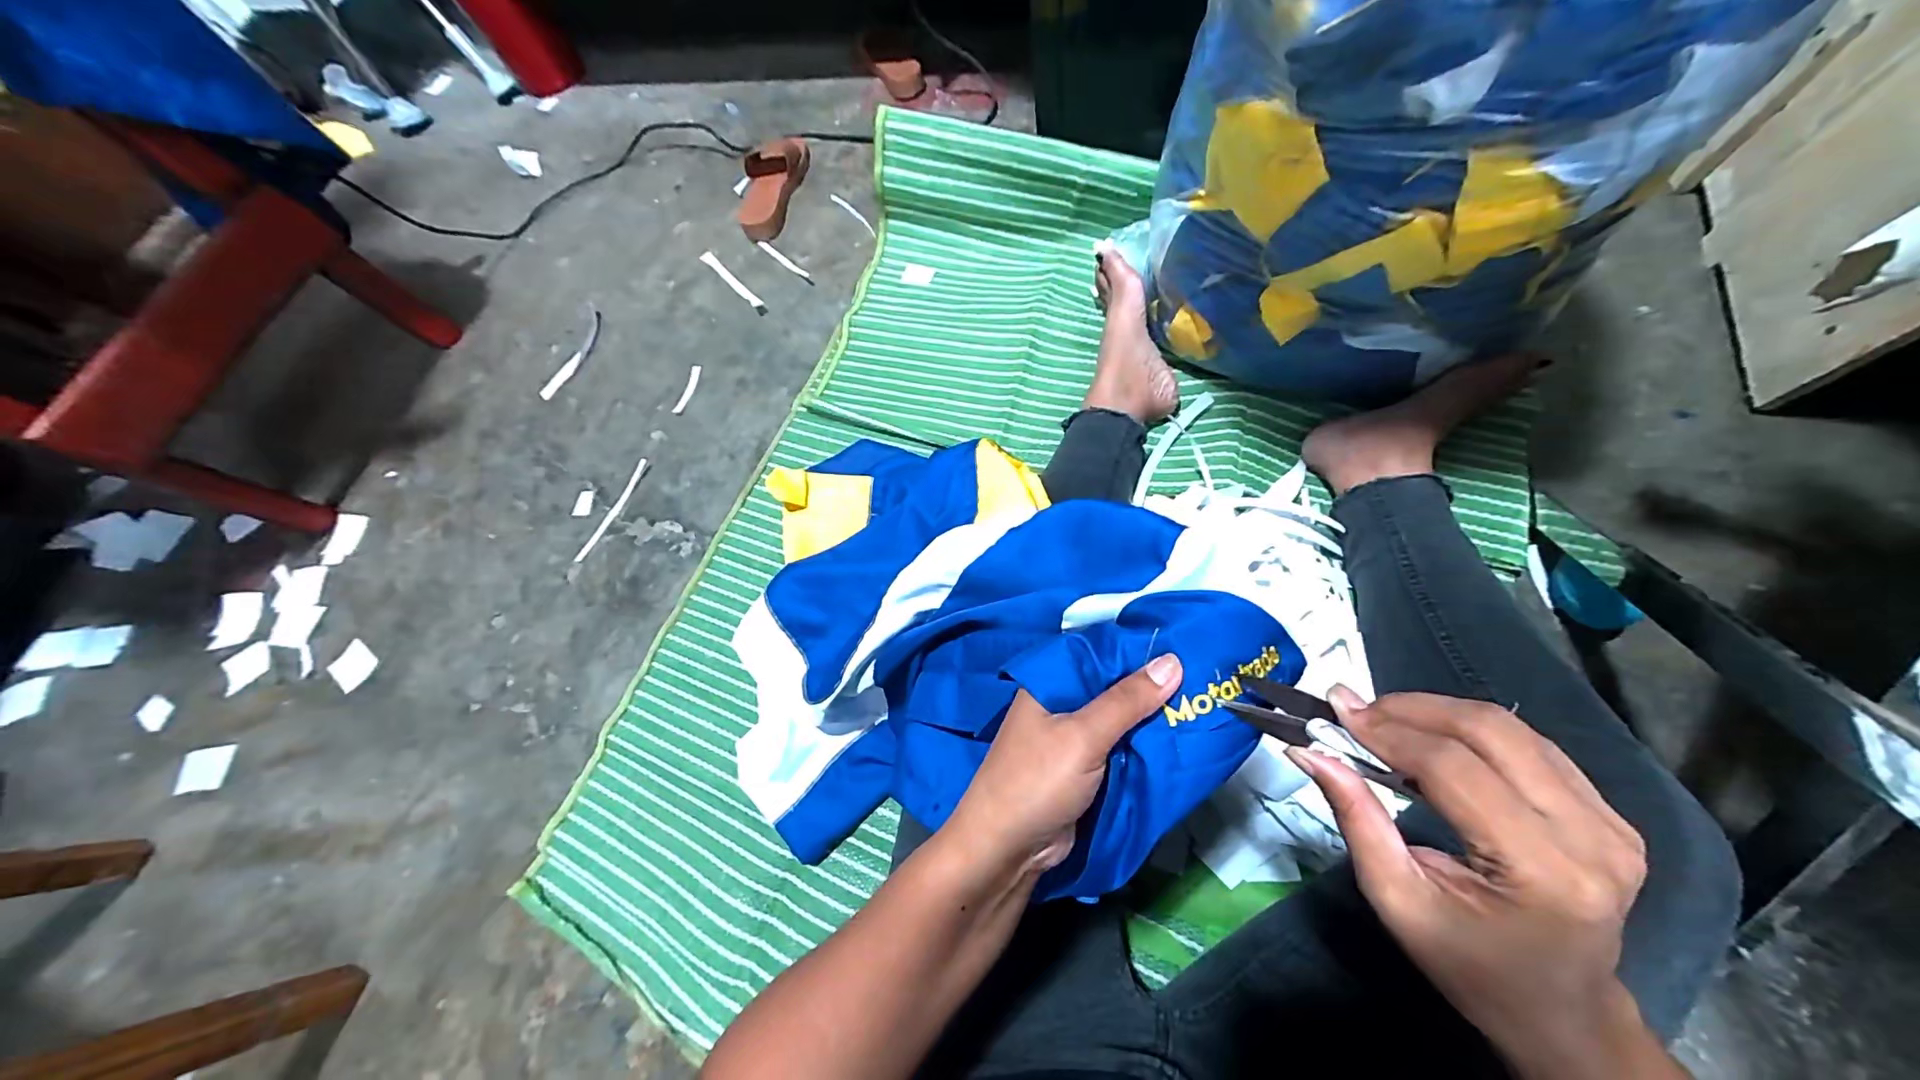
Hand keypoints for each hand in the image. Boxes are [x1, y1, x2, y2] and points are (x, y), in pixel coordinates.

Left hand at [944, 654, 1182, 878]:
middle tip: (1206, 677)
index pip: (1100, 652)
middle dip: (1153, 686)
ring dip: (1153, 717)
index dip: (1139, 649)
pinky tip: (1179, 738)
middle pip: (1113, 686)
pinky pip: (1120, 747)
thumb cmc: (1038, 782)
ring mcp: (1072, 737)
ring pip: (1121, 719)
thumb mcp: (1083, 736)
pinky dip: (1144, 745)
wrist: (1008, 849)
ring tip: (1204, 703)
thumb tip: (1172, 660)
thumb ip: (1126, 701)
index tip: (1186, 646)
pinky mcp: (1085, 767)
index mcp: (1050, 684)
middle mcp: (1060, 704)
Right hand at [1293, 687, 1667, 1078]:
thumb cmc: (1467, 964)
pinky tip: (1433, 740)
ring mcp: (1611, 823)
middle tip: (1355, 710)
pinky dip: (1470, 731)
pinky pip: (1531, 745)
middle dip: (1412, 709)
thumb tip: (1308, 750)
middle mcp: (1592, 838)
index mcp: (1543, 872)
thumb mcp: (1396, 899)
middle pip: (1491, 732)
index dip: (1390, 732)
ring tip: (1384, 721)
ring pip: (1511, 729)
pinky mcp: (1611, 815)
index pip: (1455, 769)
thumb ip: (1356, 818)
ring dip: (1438, 712)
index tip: (1336, 711)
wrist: (1559, 1012)